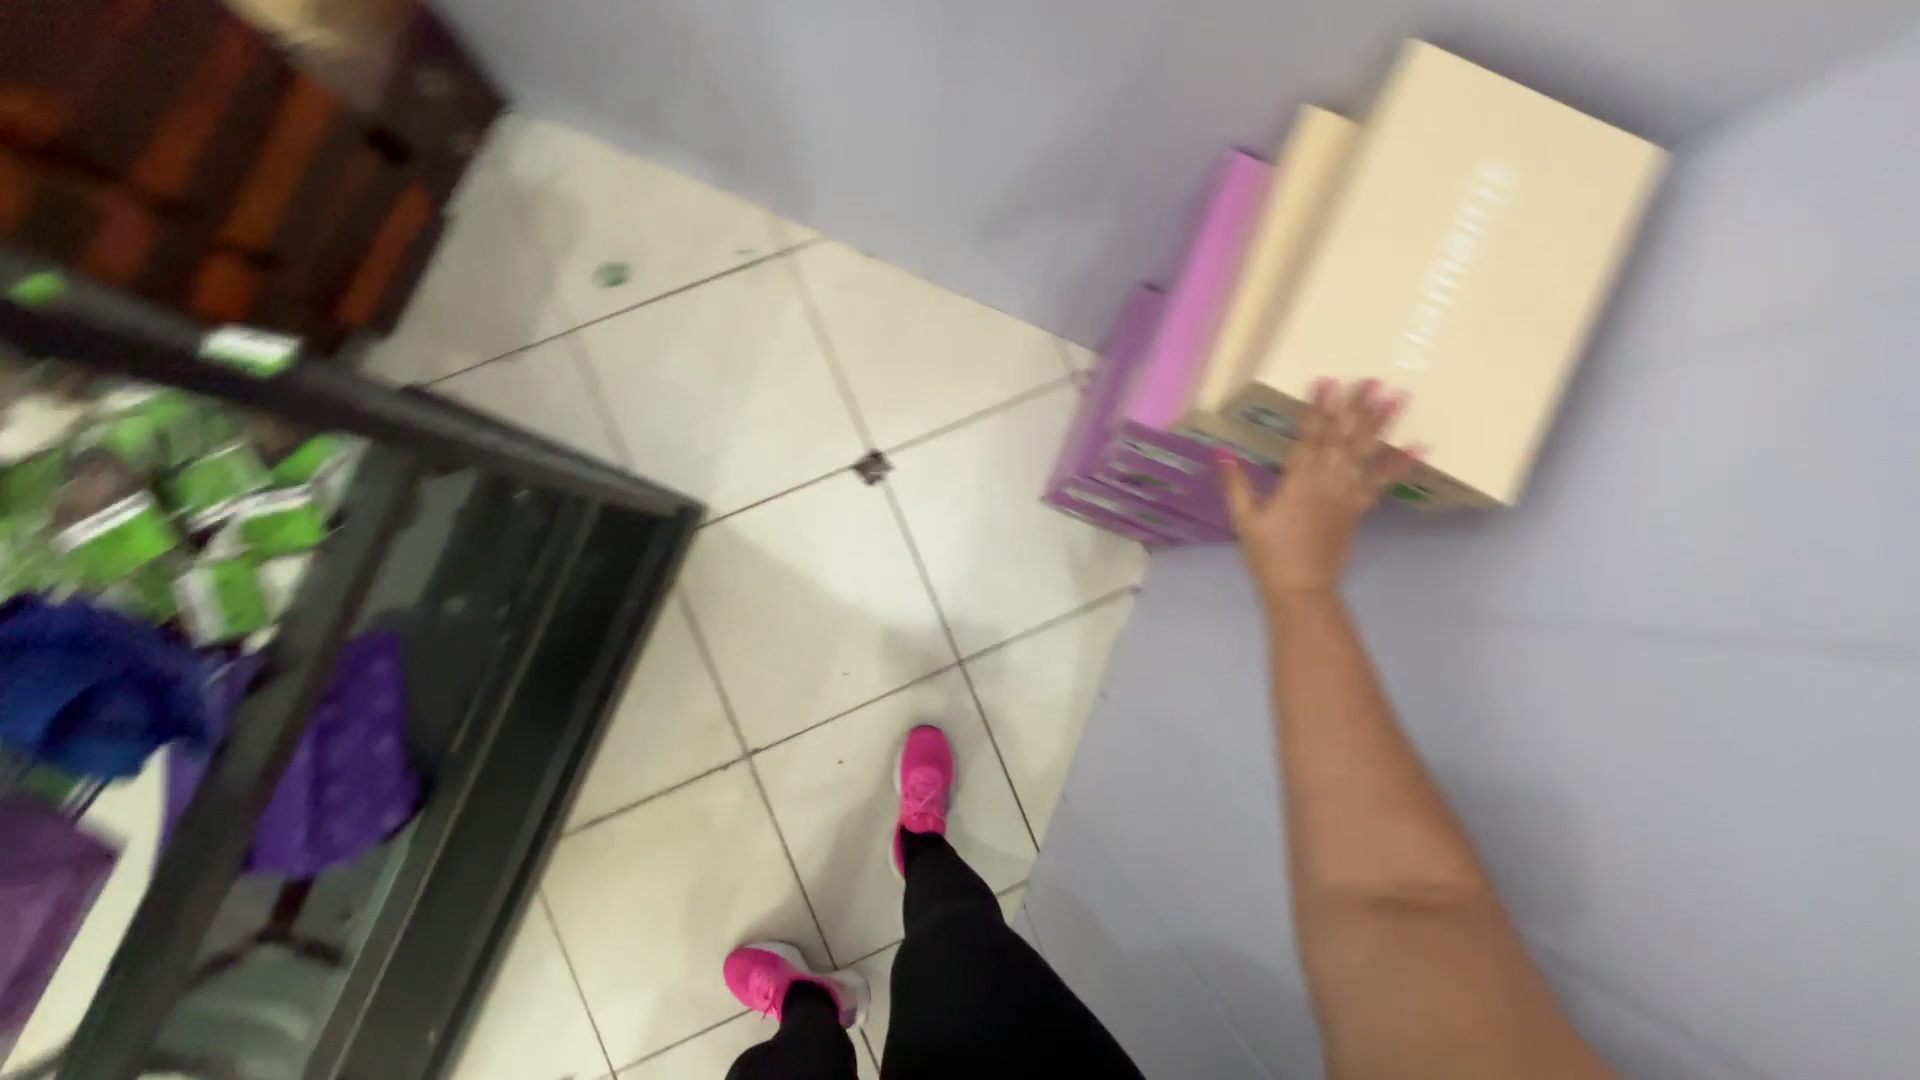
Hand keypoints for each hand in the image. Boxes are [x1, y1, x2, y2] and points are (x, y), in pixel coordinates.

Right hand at [1217, 379, 1418, 604]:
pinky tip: (1419, 446)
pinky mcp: (1358, 509)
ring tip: (1397, 399)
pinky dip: (1401, 465)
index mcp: (1297, 482)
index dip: (1317, 409)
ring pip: (1366, 453)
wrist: (1300, 588)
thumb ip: (1236, 485)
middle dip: (1357, 408)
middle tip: (1373, 380)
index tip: (1326, 382)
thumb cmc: (1268, 555)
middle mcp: (1326, 482)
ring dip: (1381, 425)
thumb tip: (1222, 453)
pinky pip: (1383, 482)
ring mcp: (1347, 495)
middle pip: (1343, 439)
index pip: (1308, 437)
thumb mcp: (1244, 520)